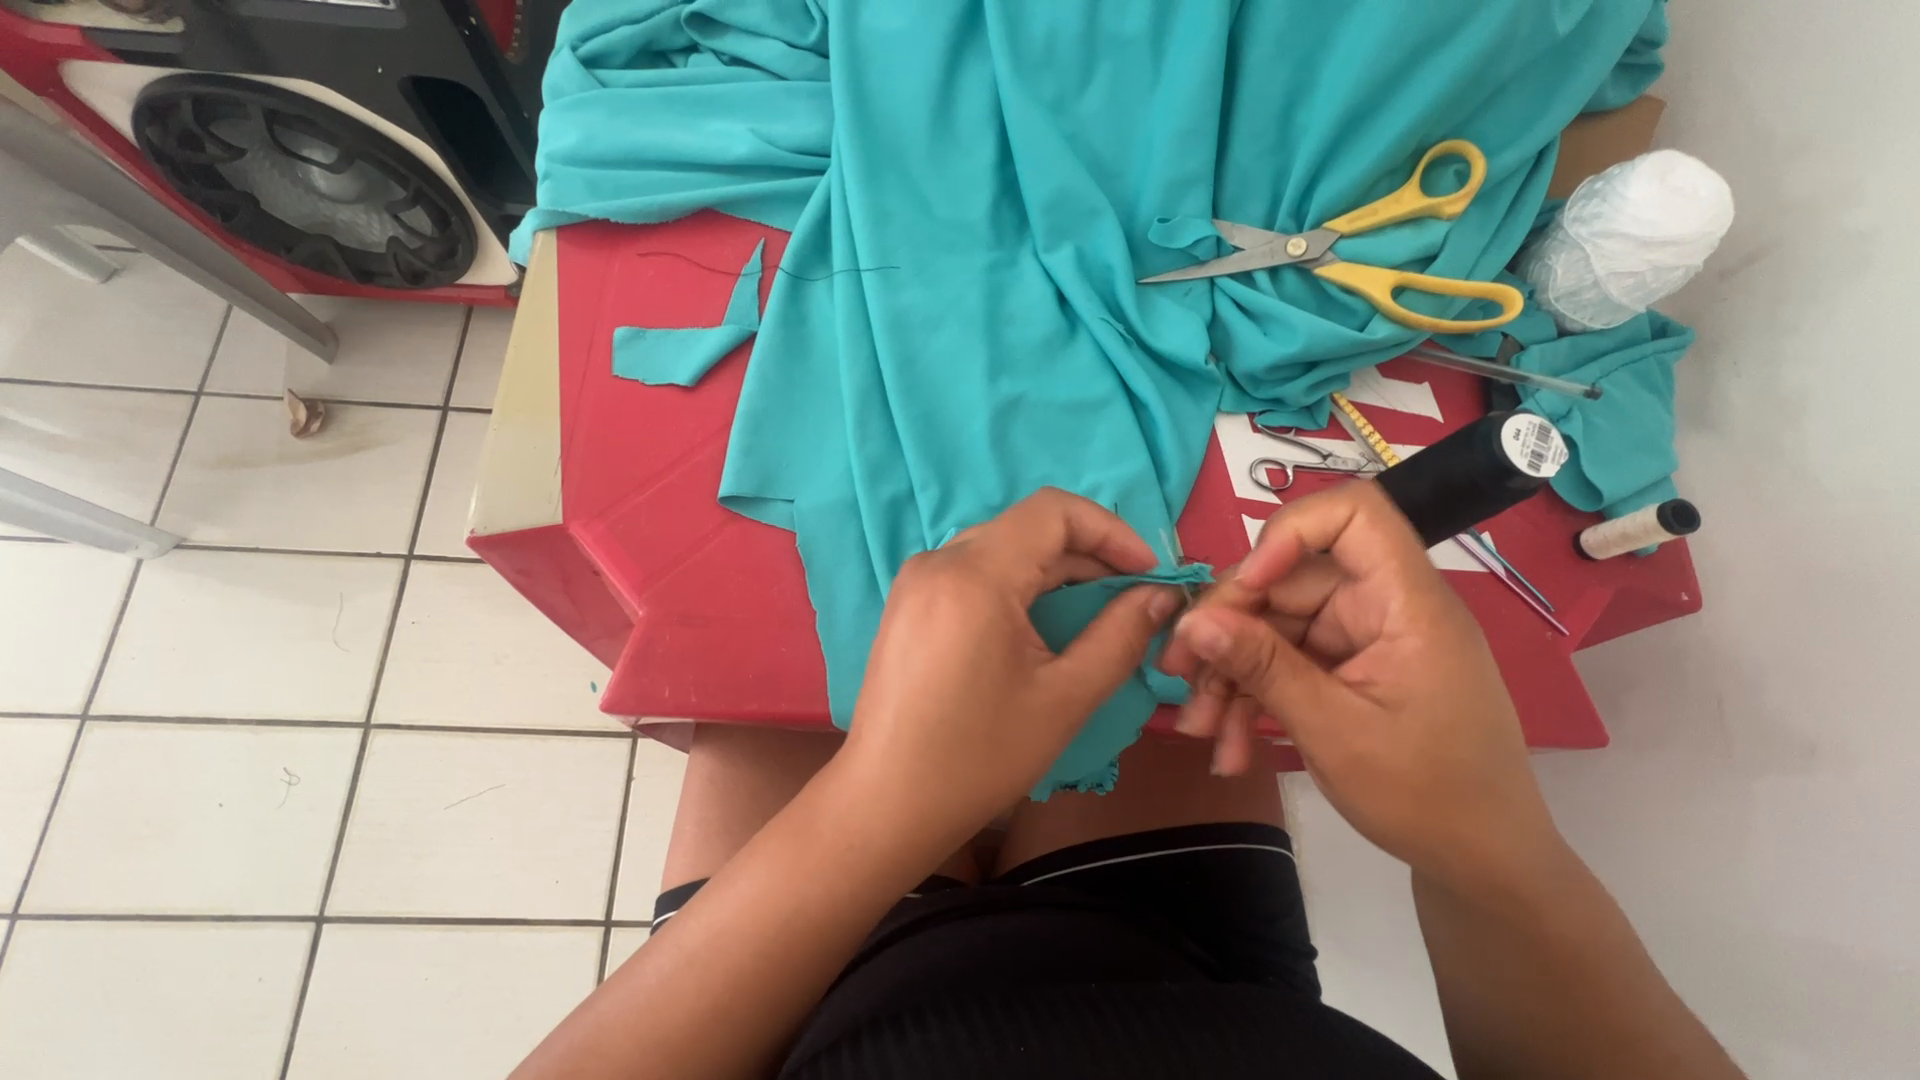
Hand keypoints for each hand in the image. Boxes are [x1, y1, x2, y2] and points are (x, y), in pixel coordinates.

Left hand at [839, 488, 1183, 848]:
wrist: (888, 802)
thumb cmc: (979, 756)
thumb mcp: (1064, 698)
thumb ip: (1119, 636)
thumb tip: (1160, 596)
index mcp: (974, 575)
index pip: (1053, 511)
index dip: (1111, 530)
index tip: (1148, 572)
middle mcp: (937, 562)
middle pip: (1027, 528)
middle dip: (1089, 553)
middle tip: (1134, 595)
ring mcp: (916, 581)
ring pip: (1001, 549)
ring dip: (1054, 570)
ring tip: (1098, 609)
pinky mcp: (908, 604)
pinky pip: (973, 572)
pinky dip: (1018, 584)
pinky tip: (1043, 622)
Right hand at [1159, 482, 1563, 891]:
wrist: (1482, 863)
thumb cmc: (1427, 796)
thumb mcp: (1333, 731)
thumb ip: (1262, 667)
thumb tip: (1191, 623)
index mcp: (1406, 603)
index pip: (1354, 515)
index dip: (1288, 534)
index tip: (1244, 588)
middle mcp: (1382, 607)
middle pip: (1289, 580)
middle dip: (1228, 629)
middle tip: (1178, 674)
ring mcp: (1364, 640)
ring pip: (1276, 628)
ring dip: (1231, 675)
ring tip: (1198, 727)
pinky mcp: (1349, 670)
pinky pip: (1287, 664)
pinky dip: (1254, 699)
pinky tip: (1229, 745)